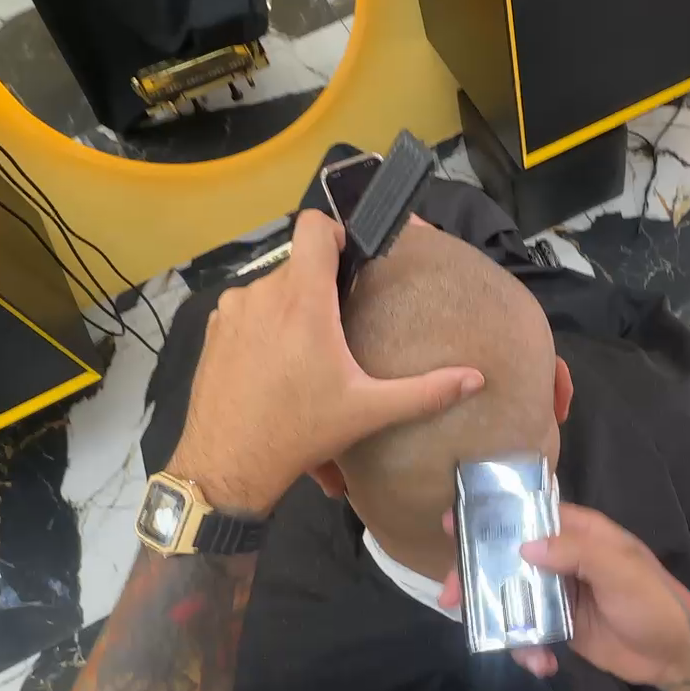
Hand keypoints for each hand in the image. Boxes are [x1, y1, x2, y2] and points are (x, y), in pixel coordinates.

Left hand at [167, 210, 484, 515]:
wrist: (228, 463)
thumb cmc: (300, 431)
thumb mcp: (368, 411)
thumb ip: (425, 392)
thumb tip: (475, 379)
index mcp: (303, 301)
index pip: (314, 227)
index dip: (337, 233)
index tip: (353, 261)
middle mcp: (262, 293)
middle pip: (300, 264)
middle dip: (323, 287)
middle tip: (341, 328)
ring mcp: (232, 310)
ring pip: (273, 289)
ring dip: (293, 309)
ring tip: (307, 354)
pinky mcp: (213, 330)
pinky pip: (248, 311)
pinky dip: (265, 327)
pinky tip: (275, 366)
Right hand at [439, 504, 689, 688]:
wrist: (677, 656)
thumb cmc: (654, 602)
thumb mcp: (620, 571)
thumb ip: (576, 553)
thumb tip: (525, 547)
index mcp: (580, 534)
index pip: (530, 514)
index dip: (492, 516)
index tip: (452, 523)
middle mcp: (564, 559)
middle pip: (509, 558)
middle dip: (478, 577)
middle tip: (450, 597)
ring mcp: (559, 594)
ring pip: (513, 598)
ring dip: (502, 622)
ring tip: (511, 649)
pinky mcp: (560, 627)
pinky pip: (528, 632)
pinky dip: (527, 649)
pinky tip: (542, 664)